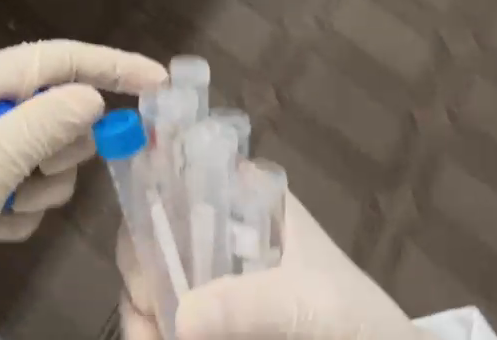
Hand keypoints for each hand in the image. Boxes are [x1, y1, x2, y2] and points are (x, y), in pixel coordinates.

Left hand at [0, 40, 166, 298]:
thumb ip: (47, 122)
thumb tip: (93, 96)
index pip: (60, 60)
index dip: (111, 66)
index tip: (159, 82)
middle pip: (59, 112)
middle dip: (58, 150)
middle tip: (32, 173)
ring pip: (48, 158)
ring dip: (36, 188)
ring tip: (1, 202)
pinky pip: (28, 191)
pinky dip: (17, 211)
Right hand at [118, 182, 423, 339]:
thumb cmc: (358, 320)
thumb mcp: (309, 303)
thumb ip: (248, 304)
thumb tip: (179, 318)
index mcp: (245, 200)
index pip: (179, 173)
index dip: (147, 196)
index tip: (142, 242)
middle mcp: (218, 229)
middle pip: (154, 229)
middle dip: (140, 268)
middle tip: (146, 308)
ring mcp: (211, 277)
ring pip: (151, 277)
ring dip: (139, 307)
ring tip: (146, 337)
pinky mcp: (209, 317)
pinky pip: (165, 316)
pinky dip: (149, 328)